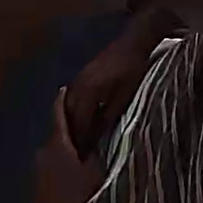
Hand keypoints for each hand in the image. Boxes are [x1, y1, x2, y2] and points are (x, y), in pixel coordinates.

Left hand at [32, 87, 104, 202]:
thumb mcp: (99, 172)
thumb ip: (97, 150)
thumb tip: (96, 136)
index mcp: (56, 146)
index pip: (57, 115)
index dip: (61, 100)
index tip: (65, 88)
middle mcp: (41, 160)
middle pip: (55, 137)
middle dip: (68, 131)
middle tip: (86, 125)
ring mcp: (35, 184)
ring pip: (52, 159)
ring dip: (65, 155)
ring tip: (84, 154)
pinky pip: (50, 178)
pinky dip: (60, 173)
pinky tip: (73, 182)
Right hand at [62, 4, 171, 153]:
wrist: (134, 41)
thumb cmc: (132, 70)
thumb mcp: (124, 97)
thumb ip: (107, 117)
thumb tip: (96, 138)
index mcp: (87, 92)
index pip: (78, 124)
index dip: (79, 143)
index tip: (81, 161)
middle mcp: (78, 85)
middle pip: (68, 116)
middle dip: (71, 136)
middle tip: (77, 155)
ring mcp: (79, 78)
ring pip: (67, 107)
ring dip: (70, 123)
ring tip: (77, 141)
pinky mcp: (84, 74)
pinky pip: (72, 97)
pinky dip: (73, 111)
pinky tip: (81, 119)